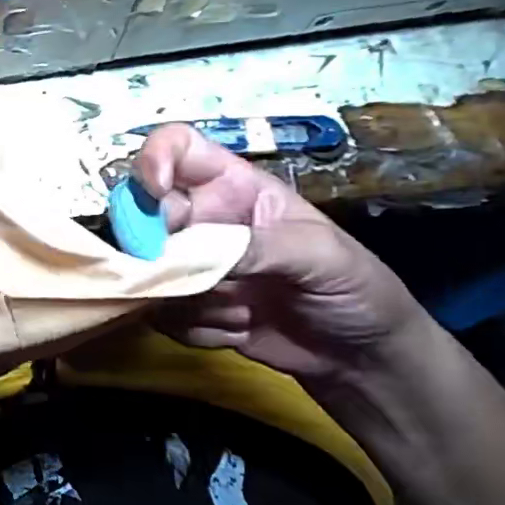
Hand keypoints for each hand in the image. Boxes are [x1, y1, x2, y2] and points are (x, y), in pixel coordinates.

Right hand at [133, 124, 441, 388]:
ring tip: (246, 311)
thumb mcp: (319, 256)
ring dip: (195, 300)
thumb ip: (258, 247)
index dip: (154, 158)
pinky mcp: (185, 307)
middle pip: (146, 214)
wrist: (358, 355)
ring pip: (151, 273)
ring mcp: (189, 265)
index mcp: (234, 186)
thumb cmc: (354, 287)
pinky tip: (240, 329)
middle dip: (162, 250)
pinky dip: (196, 328)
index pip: (178, 149)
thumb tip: (194, 253)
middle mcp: (202, 219)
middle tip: (198, 278)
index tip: (155, 190)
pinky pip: (161, 315)